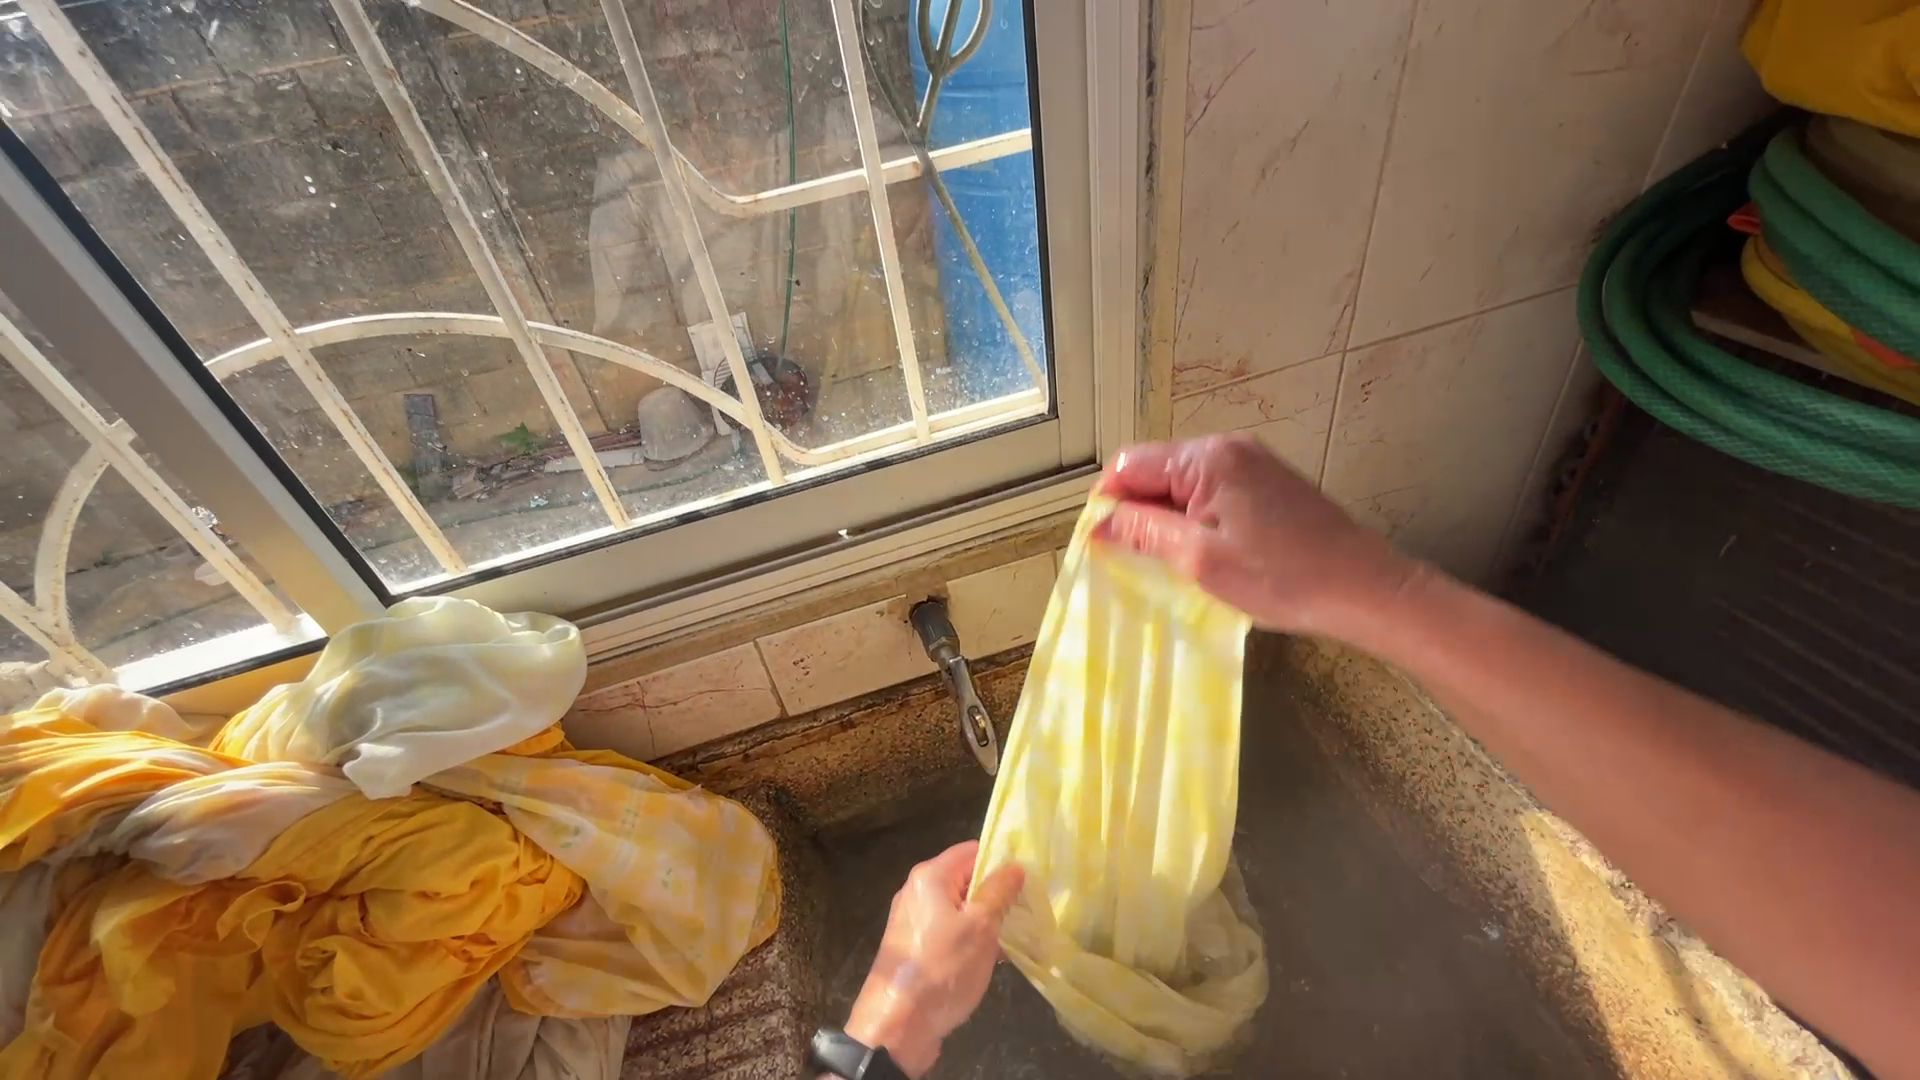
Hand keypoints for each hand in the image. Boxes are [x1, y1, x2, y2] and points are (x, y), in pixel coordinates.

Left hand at [844, 841, 1024, 1077]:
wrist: (895, 1027)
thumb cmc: (941, 969)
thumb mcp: (979, 928)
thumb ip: (999, 892)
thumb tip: (1015, 866)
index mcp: (930, 876)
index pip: (973, 851)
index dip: (1001, 861)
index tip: (1028, 880)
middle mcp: (918, 890)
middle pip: (966, 878)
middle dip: (996, 894)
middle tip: (1025, 912)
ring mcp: (914, 919)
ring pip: (959, 907)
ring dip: (985, 920)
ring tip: (1013, 938)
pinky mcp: (914, 946)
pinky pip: (949, 929)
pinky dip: (969, 938)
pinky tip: (991, 958)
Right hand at [1092, 434, 1423, 639]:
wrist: (1365, 590)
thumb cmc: (1280, 578)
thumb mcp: (1199, 560)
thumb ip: (1144, 532)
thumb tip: (1100, 521)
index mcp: (1207, 459)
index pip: (1130, 464)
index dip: (1109, 502)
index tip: (1104, 542)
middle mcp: (1227, 447)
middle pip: (1154, 468)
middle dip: (1137, 509)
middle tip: (1136, 557)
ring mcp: (1250, 461)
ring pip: (1180, 481)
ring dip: (1164, 515)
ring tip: (1168, 558)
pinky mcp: (1265, 481)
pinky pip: (1208, 489)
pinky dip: (1192, 515)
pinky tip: (1201, 549)